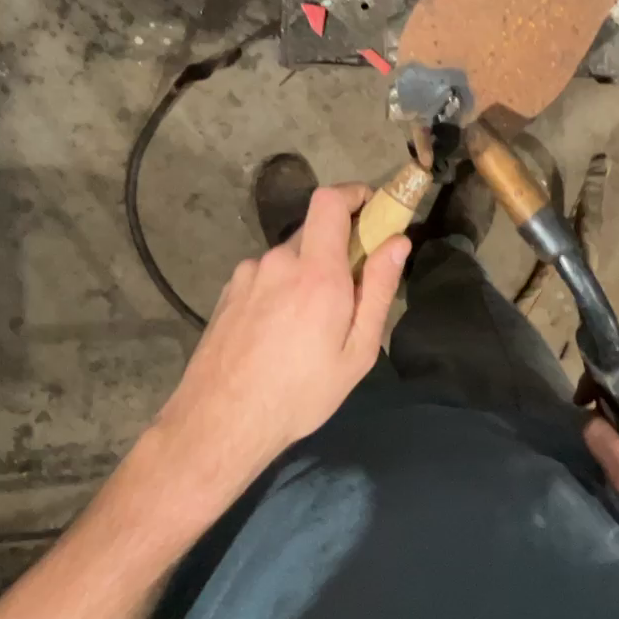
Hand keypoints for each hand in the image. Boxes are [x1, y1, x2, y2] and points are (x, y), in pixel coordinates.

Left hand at [154, 184, 410, 487]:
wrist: (219, 424)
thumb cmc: (300, 393)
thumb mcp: (357, 351)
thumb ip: (379, 289)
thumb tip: (398, 241)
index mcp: (317, 272)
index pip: (330, 201)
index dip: (354, 193)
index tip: (374, 207)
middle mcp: (279, 262)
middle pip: (315, 231)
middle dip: (338, 248)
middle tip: (351, 292)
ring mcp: (248, 275)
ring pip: (290, 258)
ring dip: (308, 274)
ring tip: (311, 327)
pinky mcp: (229, 292)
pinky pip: (267, 276)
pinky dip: (282, 289)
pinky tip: (280, 333)